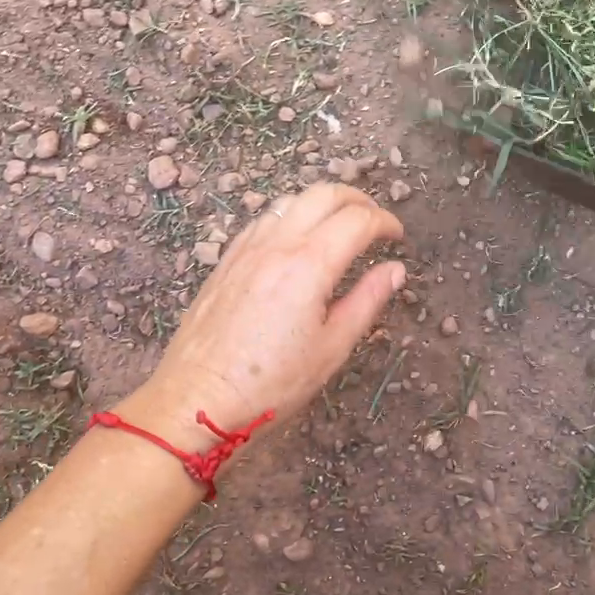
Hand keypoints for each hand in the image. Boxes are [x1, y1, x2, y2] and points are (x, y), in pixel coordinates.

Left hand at [127, 185, 405, 442]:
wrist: (196, 400)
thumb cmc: (271, 384)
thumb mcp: (331, 349)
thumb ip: (367, 301)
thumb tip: (395, 269)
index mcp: (310, 264)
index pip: (358, 220)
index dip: (385, 222)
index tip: (398, 238)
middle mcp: (279, 243)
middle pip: (325, 193)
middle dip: (358, 199)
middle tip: (375, 221)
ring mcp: (248, 247)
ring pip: (292, 200)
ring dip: (323, 203)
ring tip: (339, 226)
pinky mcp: (227, 258)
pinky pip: (265, 218)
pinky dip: (292, 215)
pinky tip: (296, 240)